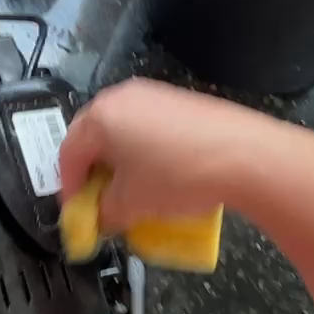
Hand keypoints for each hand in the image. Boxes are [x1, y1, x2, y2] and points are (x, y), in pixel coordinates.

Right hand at [58, 79, 297, 230]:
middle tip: (99, 202)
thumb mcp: (130, 205)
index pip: (67, 154)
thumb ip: (103, 213)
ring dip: (118, 163)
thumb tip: (99, 218)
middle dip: (92, 173)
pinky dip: (143, 152)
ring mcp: (152, 95)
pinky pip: (147, 127)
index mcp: (99, 116)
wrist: (246, 157)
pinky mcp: (178, 101)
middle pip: (92, 138)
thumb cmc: (180, 175)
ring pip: (120, 132)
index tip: (77, 213)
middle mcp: (121, 97)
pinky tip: (159, 177)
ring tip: (131, 193)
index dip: (69, 189)